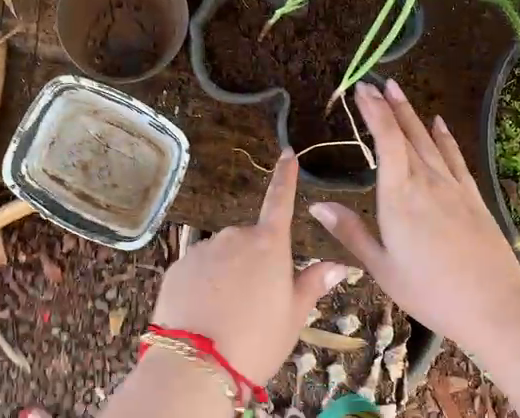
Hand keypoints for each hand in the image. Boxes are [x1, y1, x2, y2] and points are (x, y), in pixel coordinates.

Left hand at [147, 149, 348, 383]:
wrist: (197, 365)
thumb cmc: (257, 340)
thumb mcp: (294, 317)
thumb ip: (313, 284)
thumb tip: (341, 264)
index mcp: (269, 244)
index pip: (280, 200)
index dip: (286, 177)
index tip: (287, 153)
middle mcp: (235, 236)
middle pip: (251, 242)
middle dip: (254, 264)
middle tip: (257, 304)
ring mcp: (204, 248)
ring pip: (222, 257)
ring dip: (228, 276)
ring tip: (229, 317)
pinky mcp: (178, 266)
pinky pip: (198, 271)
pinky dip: (203, 287)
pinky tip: (205, 316)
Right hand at [309, 79, 519, 354]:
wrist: (496, 308)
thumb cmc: (431, 292)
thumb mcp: (383, 269)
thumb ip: (351, 232)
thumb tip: (316, 204)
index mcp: (399, 196)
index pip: (385, 140)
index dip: (373, 111)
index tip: (360, 90)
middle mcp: (426, 181)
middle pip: (405, 133)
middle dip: (387, 106)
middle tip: (373, 82)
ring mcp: (453, 187)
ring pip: (428, 140)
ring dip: (411, 114)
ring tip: (397, 90)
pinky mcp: (473, 197)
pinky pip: (455, 157)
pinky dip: (445, 137)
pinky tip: (439, 123)